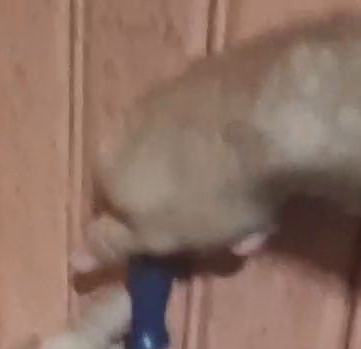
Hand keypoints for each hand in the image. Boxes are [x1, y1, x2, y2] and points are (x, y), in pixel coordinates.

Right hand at [73, 16, 360, 271]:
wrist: (285, 113)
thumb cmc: (206, 191)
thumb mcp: (152, 236)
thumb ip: (111, 245)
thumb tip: (75, 258)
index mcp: (109, 162)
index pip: (109, 208)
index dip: (140, 237)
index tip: (170, 258)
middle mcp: (136, 121)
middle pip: (155, 183)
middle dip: (187, 219)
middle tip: (222, 248)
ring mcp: (183, 94)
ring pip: (194, 163)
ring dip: (219, 198)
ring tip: (256, 225)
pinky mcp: (232, 77)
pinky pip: (228, 137)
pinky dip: (242, 165)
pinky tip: (272, 186)